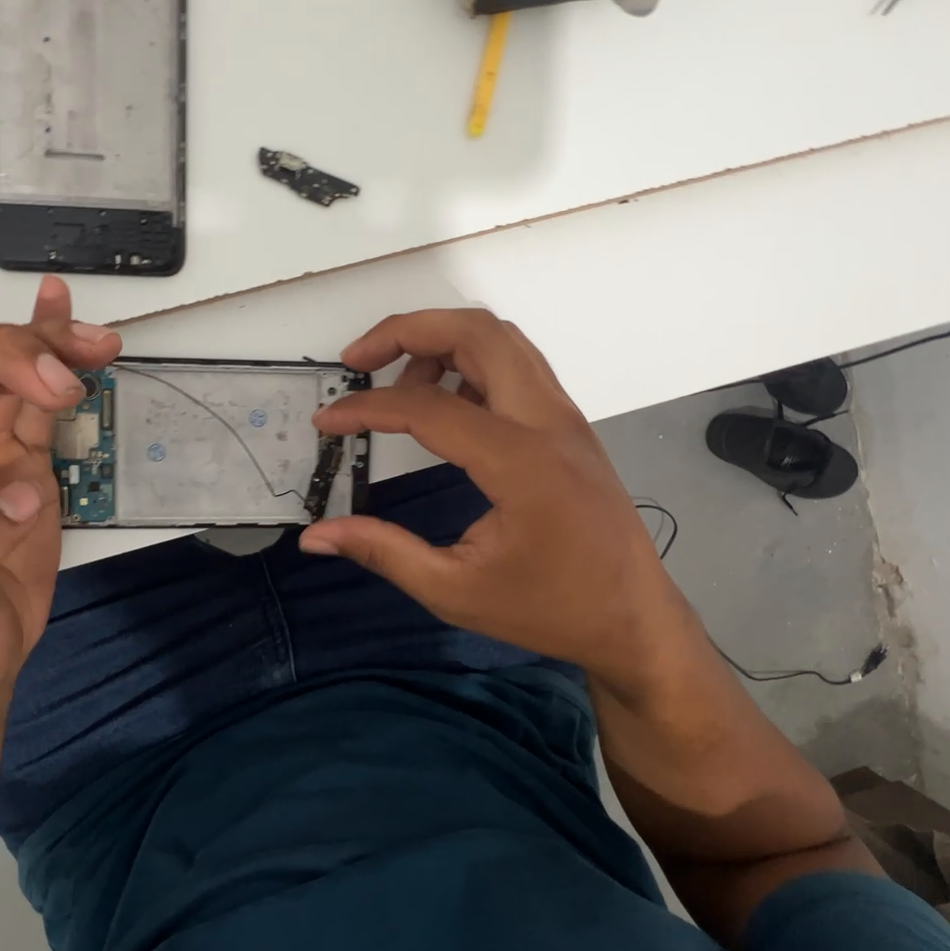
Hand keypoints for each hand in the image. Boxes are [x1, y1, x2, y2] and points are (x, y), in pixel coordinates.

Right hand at [300, 310, 687, 678]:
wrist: (634, 620)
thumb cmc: (549, 610)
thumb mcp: (453, 591)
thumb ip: (382, 551)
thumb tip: (315, 536)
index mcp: (520, 462)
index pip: (427, 406)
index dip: (366, 408)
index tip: (326, 422)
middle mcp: (548, 421)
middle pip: (476, 331)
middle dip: (408, 330)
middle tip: (358, 359)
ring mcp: (565, 417)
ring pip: (503, 339)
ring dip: (444, 340)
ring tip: (398, 384)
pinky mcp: (570, 425)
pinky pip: (519, 366)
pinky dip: (473, 362)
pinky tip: (445, 405)